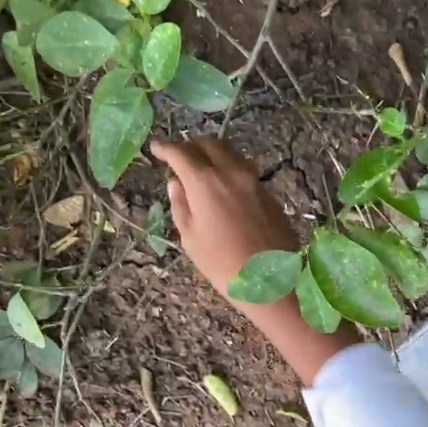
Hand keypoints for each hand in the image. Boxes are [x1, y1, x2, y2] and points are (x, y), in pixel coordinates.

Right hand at [149, 138, 295, 301]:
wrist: (272, 282)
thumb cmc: (223, 265)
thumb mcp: (191, 239)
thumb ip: (181, 206)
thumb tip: (176, 184)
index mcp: (205, 183)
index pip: (180, 153)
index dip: (165, 147)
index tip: (156, 148)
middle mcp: (231, 173)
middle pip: (209, 145)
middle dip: (191, 146)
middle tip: (180, 157)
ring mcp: (254, 182)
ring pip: (231, 154)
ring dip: (213, 155)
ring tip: (203, 169)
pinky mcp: (269, 194)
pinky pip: (246, 171)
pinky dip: (231, 170)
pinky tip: (226, 187)